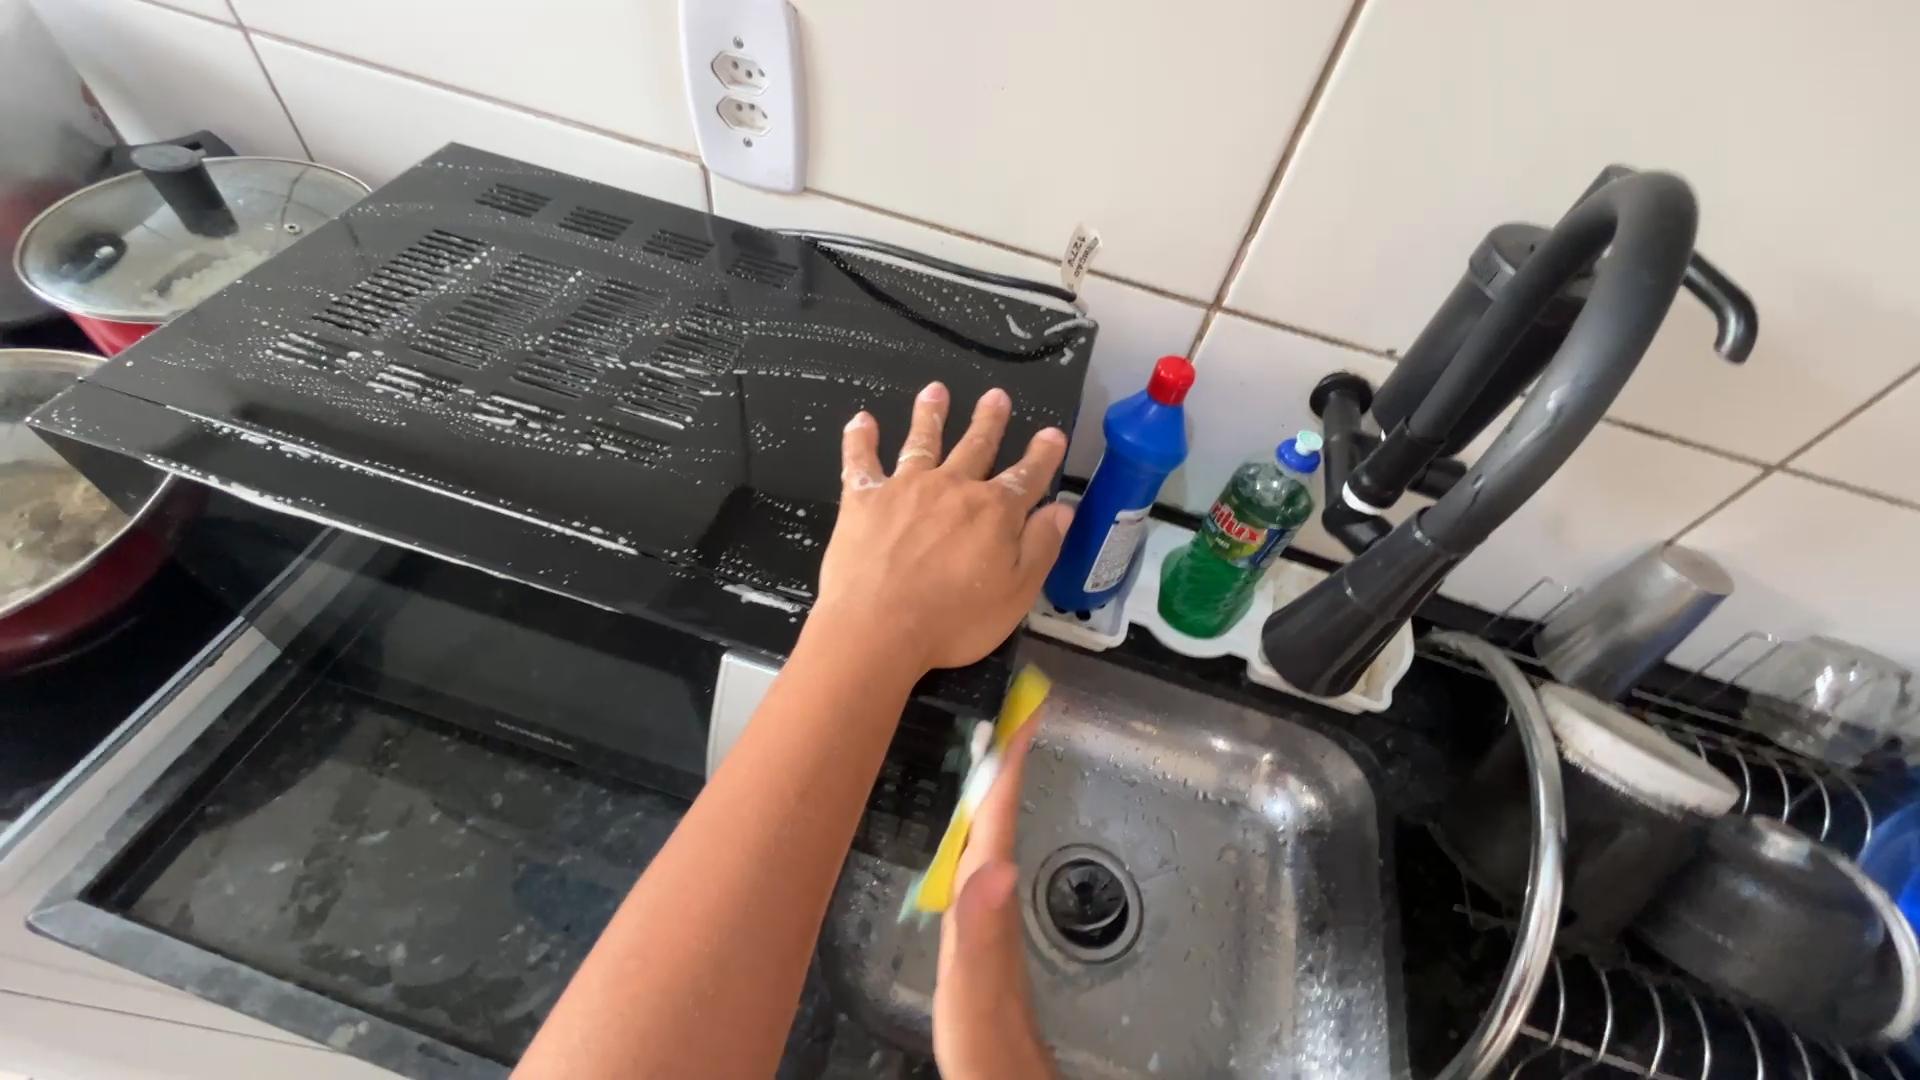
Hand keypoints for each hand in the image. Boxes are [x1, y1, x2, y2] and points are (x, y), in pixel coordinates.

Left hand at [813, 382, 1071, 673]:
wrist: (877, 628)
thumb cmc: (953, 621)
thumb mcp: (1016, 594)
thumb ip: (1041, 547)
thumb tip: (1061, 509)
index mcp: (994, 512)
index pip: (1027, 476)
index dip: (1043, 455)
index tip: (1052, 434)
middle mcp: (952, 488)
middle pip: (975, 446)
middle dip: (989, 421)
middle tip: (996, 396)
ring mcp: (905, 488)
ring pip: (922, 441)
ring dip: (930, 414)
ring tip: (935, 390)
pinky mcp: (863, 499)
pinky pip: (861, 461)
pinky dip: (860, 439)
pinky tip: (861, 420)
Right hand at [934, 721, 1055, 1078]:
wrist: (997, 1066)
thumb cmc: (983, 1029)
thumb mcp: (973, 981)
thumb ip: (981, 929)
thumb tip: (996, 863)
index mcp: (989, 883)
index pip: (1002, 807)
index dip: (1013, 757)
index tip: (1028, 708)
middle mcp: (994, 880)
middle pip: (1001, 804)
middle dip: (1006, 753)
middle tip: (1009, 707)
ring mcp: (990, 896)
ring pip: (993, 821)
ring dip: (995, 778)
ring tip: (991, 741)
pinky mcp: (979, 911)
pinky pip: (980, 843)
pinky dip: (979, 813)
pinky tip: (970, 813)